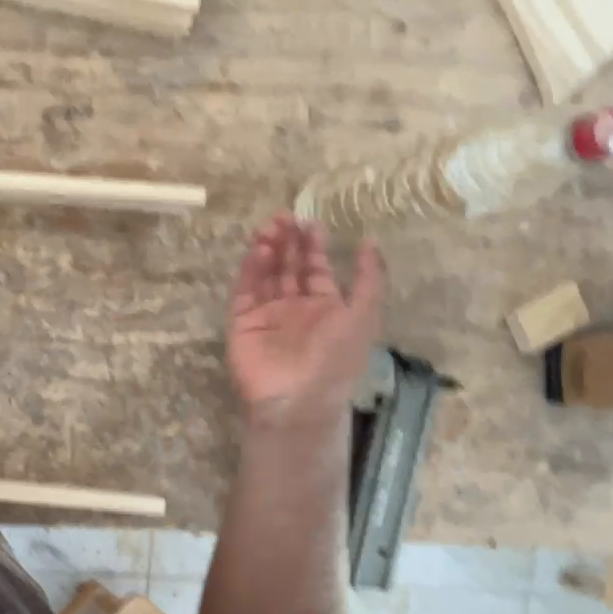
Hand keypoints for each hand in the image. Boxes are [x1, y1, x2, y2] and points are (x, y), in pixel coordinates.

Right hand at [227, 214, 383, 430]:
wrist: (296, 396)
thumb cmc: (335, 357)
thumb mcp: (364, 314)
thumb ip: (368, 278)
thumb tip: (370, 241)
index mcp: (324, 307)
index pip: (315, 269)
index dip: (313, 245)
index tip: (309, 222)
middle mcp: (294, 308)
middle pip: (288, 267)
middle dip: (287, 242)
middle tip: (284, 217)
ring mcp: (266, 315)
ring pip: (265, 275)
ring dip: (268, 251)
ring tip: (269, 227)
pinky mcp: (242, 322)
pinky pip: (245, 291)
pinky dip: (250, 270)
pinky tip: (258, 250)